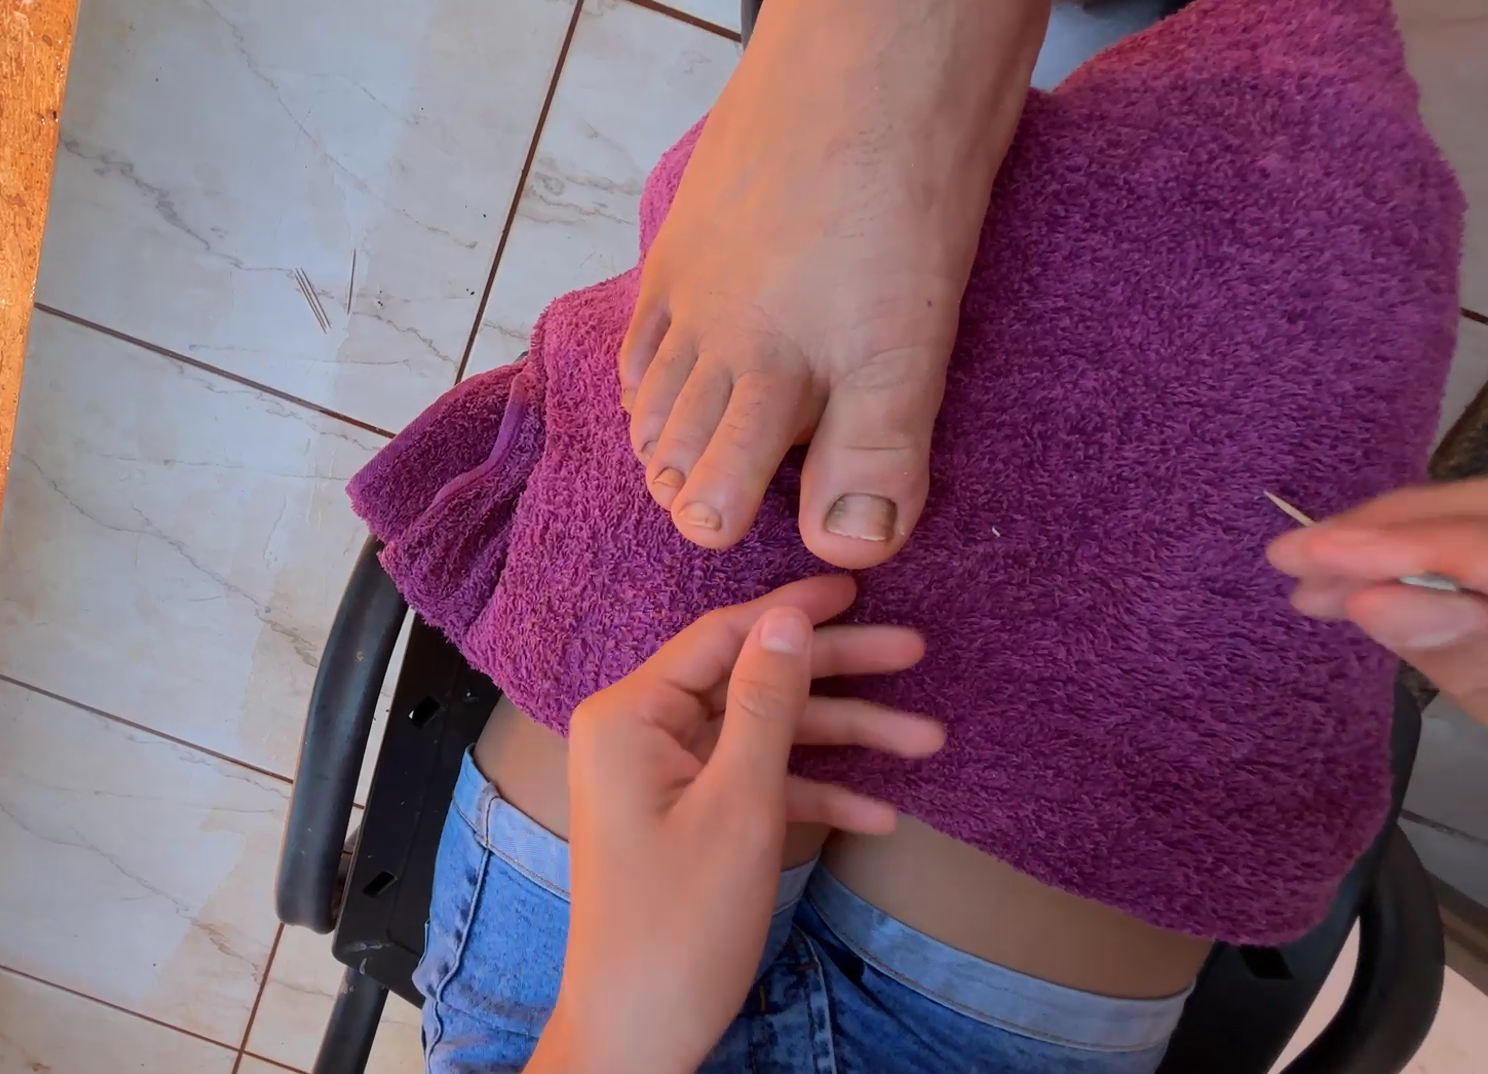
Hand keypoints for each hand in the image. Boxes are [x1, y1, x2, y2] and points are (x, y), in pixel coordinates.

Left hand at [524, 576, 943, 1073]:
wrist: (638, 1033)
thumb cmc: (680, 923)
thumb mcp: (739, 804)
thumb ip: (763, 702)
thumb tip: (786, 615)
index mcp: (629, 712)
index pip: (719, 636)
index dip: (790, 608)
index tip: (856, 587)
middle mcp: (637, 729)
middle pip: (745, 680)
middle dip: (831, 674)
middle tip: (914, 652)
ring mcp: (660, 770)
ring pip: (757, 732)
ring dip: (838, 740)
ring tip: (928, 741)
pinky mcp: (683, 808)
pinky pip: (748, 780)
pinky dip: (807, 793)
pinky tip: (881, 816)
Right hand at [620, 0, 1047, 568]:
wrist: (868, 49)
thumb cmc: (900, 192)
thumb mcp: (909, 337)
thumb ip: (874, 448)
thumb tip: (848, 549)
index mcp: (765, 376)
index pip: (718, 480)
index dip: (714, 517)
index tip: (717, 535)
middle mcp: (710, 344)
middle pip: (677, 440)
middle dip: (681, 484)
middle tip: (689, 509)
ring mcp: (686, 293)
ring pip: (654, 391)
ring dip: (657, 436)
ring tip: (663, 466)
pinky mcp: (681, 247)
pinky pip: (642, 331)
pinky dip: (639, 373)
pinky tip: (641, 389)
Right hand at [1266, 476, 1487, 718]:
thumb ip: (1470, 659)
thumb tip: (1370, 601)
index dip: (1402, 547)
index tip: (1301, 555)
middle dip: (1386, 529)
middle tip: (1295, 561)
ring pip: (1483, 510)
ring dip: (1392, 537)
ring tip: (1320, 580)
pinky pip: (1481, 531)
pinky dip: (1422, 549)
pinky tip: (1371, 577)